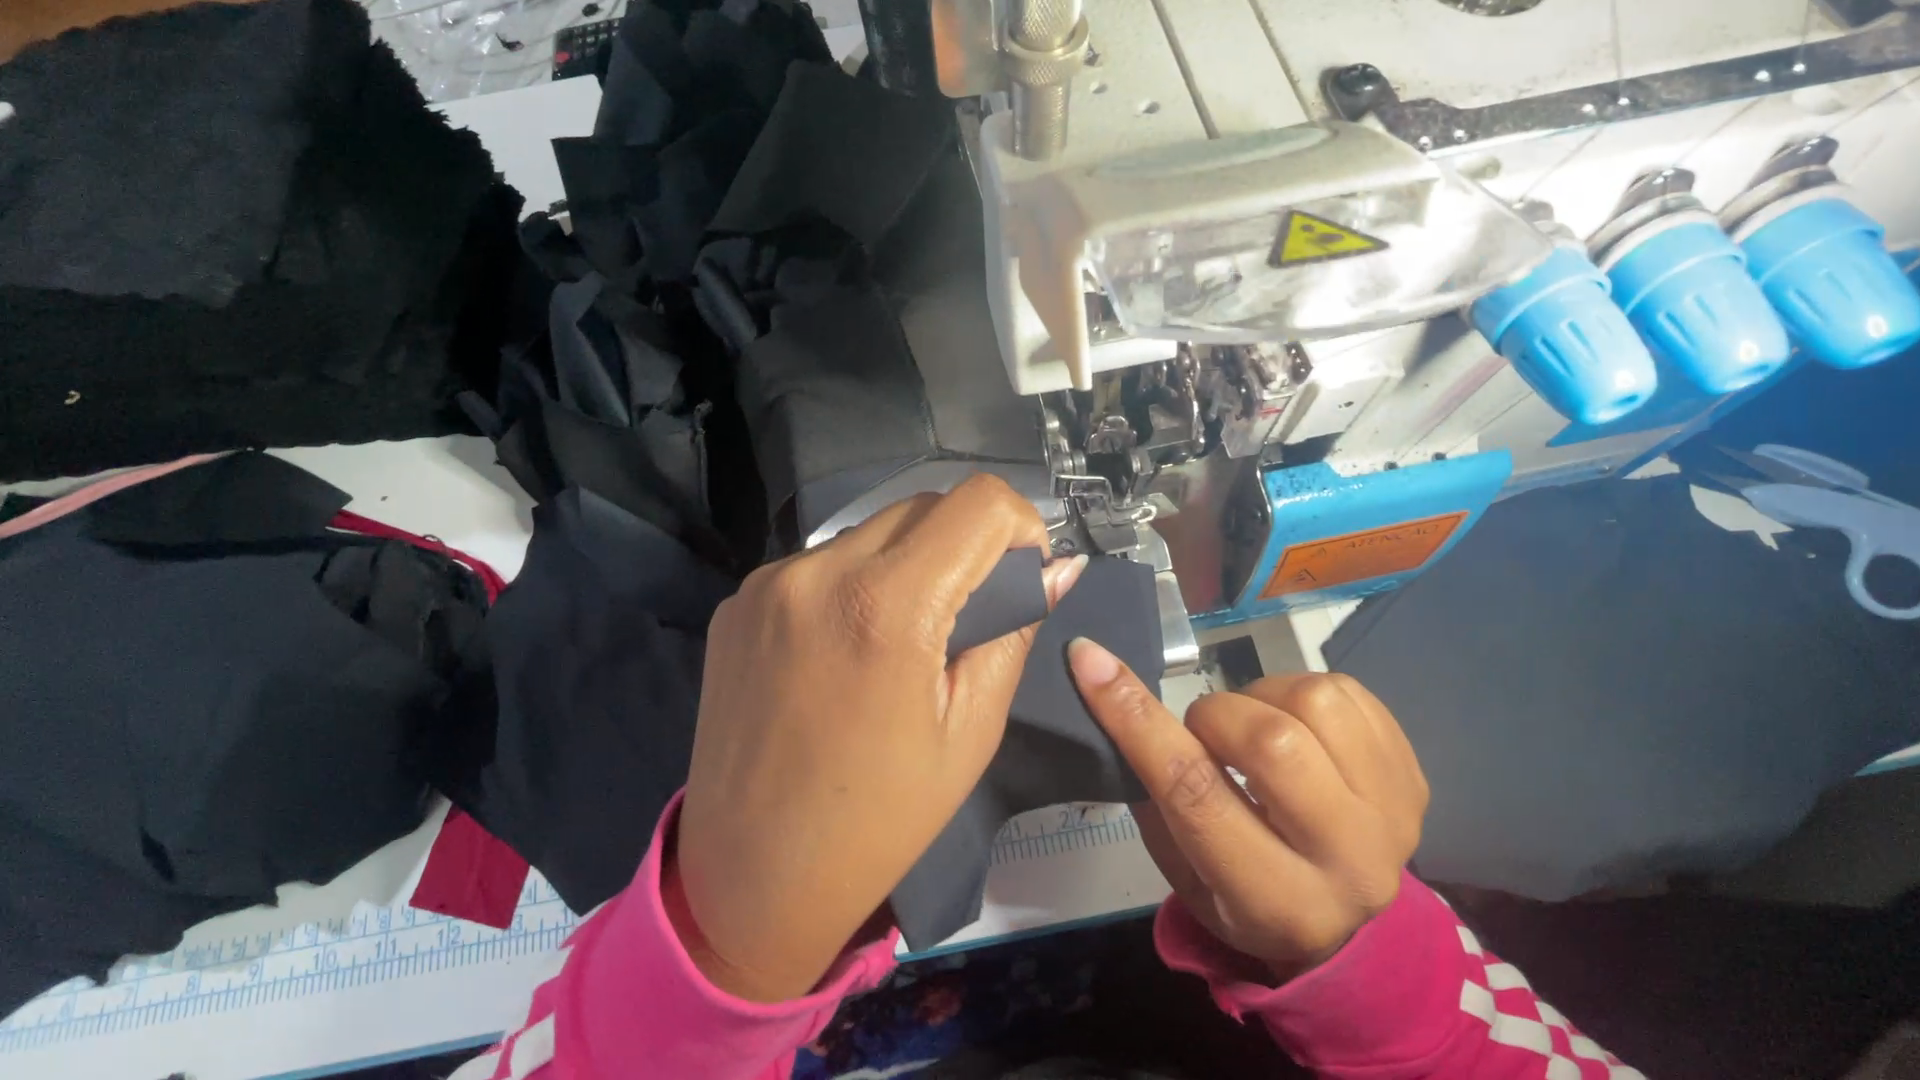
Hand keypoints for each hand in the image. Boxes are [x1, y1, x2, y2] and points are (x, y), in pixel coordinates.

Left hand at [667, 475, 1086, 1001]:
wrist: (754, 874)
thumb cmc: (882, 818)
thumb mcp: (970, 729)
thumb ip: (1013, 630)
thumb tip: (1056, 568)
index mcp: (887, 604)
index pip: (978, 502)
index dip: (1020, 525)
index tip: (1020, 574)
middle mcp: (818, 571)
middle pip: (922, 507)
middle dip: (965, 543)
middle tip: (971, 612)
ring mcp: (766, 583)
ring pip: (868, 535)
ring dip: (905, 565)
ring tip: (902, 641)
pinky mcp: (736, 603)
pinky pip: (817, 567)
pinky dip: (851, 588)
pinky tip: (844, 654)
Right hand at [1069, 641, 1427, 980]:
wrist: (1351, 928)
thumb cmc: (1245, 898)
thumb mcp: (1183, 870)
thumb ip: (1154, 793)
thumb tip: (1116, 693)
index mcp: (1272, 898)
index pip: (1194, 790)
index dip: (1135, 718)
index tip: (1090, 660)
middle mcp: (1347, 858)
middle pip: (1269, 743)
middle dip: (1214, 715)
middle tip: (1205, 731)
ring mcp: (1392, 813)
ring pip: (1313, 700)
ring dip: (1261, 697)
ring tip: (1253, 724)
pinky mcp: (1412, 774)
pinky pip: (1346, 688)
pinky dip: (1299, 689)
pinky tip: (1293, 722)